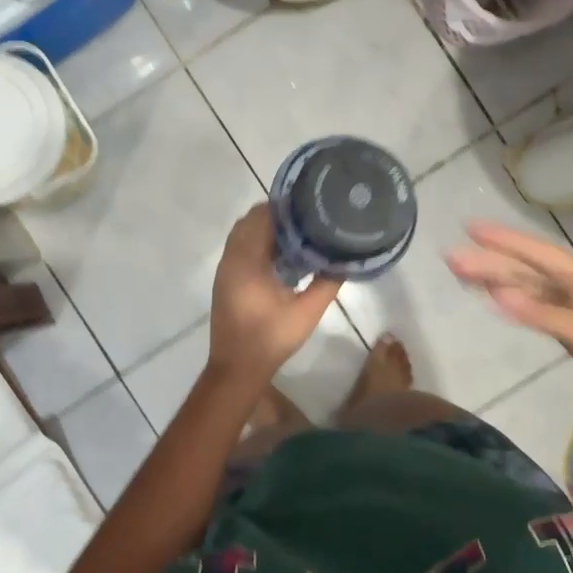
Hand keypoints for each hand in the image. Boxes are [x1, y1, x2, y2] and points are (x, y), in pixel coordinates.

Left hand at [208, 204, 340, 380]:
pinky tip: (284, 254)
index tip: (312, 204)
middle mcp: (231, 257)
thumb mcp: (307, 312)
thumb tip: (346, 259)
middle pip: (252, 220)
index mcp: (247, 260)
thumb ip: (327, 282)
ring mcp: (226, 268)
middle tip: (310, 217)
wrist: (236, 368)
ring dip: (268, 229)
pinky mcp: (226, 279)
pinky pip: (241, 248)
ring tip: (301, 232)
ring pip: (244, 233)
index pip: (263, 216)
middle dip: (279, 215)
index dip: (287, 206)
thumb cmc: (270, 339)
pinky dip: (259, 242)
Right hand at [447, 220, 572, 414]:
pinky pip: (530, 301)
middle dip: (489, 261)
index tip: (471, 229)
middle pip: (526, 268)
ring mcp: (570, 303)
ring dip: (494, 277)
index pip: (537, 254)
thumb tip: (496, 294)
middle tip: (451, 258)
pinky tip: (490, 293)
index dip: (504, 241)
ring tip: (460, 272)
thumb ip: (541, 314)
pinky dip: (509, 296)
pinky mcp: (566, 322)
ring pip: (525, 284)